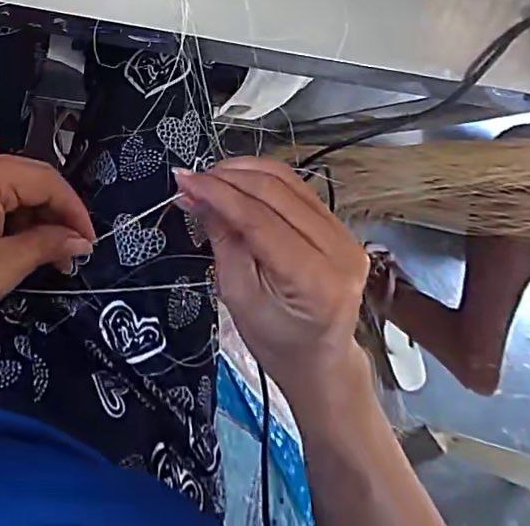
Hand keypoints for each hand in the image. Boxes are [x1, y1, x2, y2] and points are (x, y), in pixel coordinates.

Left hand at [0, 151, 95, 365]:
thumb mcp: (0, 269)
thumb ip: (47, 245)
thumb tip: (80, 241)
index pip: (48, 180)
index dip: (75, 211)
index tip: (90, 244)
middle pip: (30, 180)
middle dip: (55, 216)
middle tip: (71, 255)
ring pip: (11, 190)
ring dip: (33, 220)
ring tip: (46, 258)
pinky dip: (9, 220)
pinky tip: (16, 248)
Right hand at [174, 157, 369, 401]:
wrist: (318, 358)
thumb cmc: (276, 339)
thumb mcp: (238, 294)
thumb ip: (221, 236)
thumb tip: (197, 193)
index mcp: (314, 280)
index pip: (259, 218)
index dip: (218, 193)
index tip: (186, 180)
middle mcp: (338, 250)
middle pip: (275, 191)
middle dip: (227, 178)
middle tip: (193, 178)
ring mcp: (344, 233)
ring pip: (287, 179)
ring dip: (243, 172)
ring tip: (211, 178)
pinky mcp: (340, 224)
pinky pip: (296, 187)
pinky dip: (261, 179)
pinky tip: (237, 183)